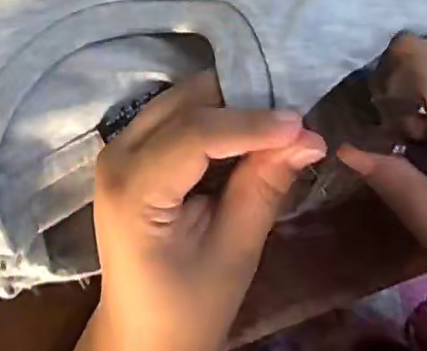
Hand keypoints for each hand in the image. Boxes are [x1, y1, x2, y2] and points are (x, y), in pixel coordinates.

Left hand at [78, 73, 326, 350]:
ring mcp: (120, 144)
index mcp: (133, 189)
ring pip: (182, 98)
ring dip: (230, 102)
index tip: (301, 123)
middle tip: (293, 120)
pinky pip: (177, 111)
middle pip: (186, 104)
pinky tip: (247, 127)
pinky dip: (215, 112)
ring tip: (276, 122)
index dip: (250, 123)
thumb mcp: (234, 253)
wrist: (141, 337)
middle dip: (242, 103)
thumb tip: (308, 136)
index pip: (195, 134)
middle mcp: (118, 153)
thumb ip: (264, 186)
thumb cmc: (187, 307)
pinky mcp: (131, 145)